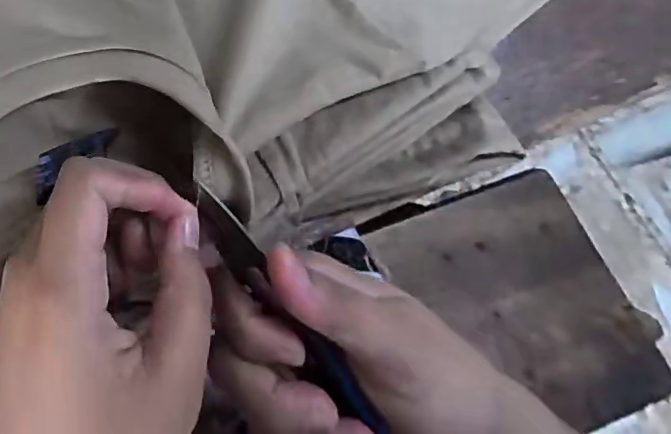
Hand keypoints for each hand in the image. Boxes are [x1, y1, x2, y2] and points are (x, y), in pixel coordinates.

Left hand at [0, 158, 211, 433]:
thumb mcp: (171, 375)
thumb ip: (187, 288)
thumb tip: (185, 224)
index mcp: (56, 279)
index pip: (86, 178)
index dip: (139, 181)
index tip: (181, 216)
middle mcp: (26, 269)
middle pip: (82, 197)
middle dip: (137, 211)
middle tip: (175, 258)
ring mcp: (18, 286)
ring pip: (74, 221)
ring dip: (124, 237)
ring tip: (158, 285)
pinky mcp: (21, 305)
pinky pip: (63, 252)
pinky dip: (103, 258)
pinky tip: (130, 302)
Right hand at [209, 245, 572, 433]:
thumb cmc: (440, 374)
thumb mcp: (393, 340)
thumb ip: (332, 305)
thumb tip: (273, 253)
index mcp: (302, 283)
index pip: (233, 286)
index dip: (248, 326)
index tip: (293, 355)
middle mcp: (284, 319)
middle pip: (230, 348)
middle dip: (271, 392)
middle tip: (326, 414)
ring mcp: (287, 369)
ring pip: (243, 391)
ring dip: (289, 421)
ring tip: (350, 433)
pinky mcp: (292, 410)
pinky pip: (266, 421)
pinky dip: (300, 433)